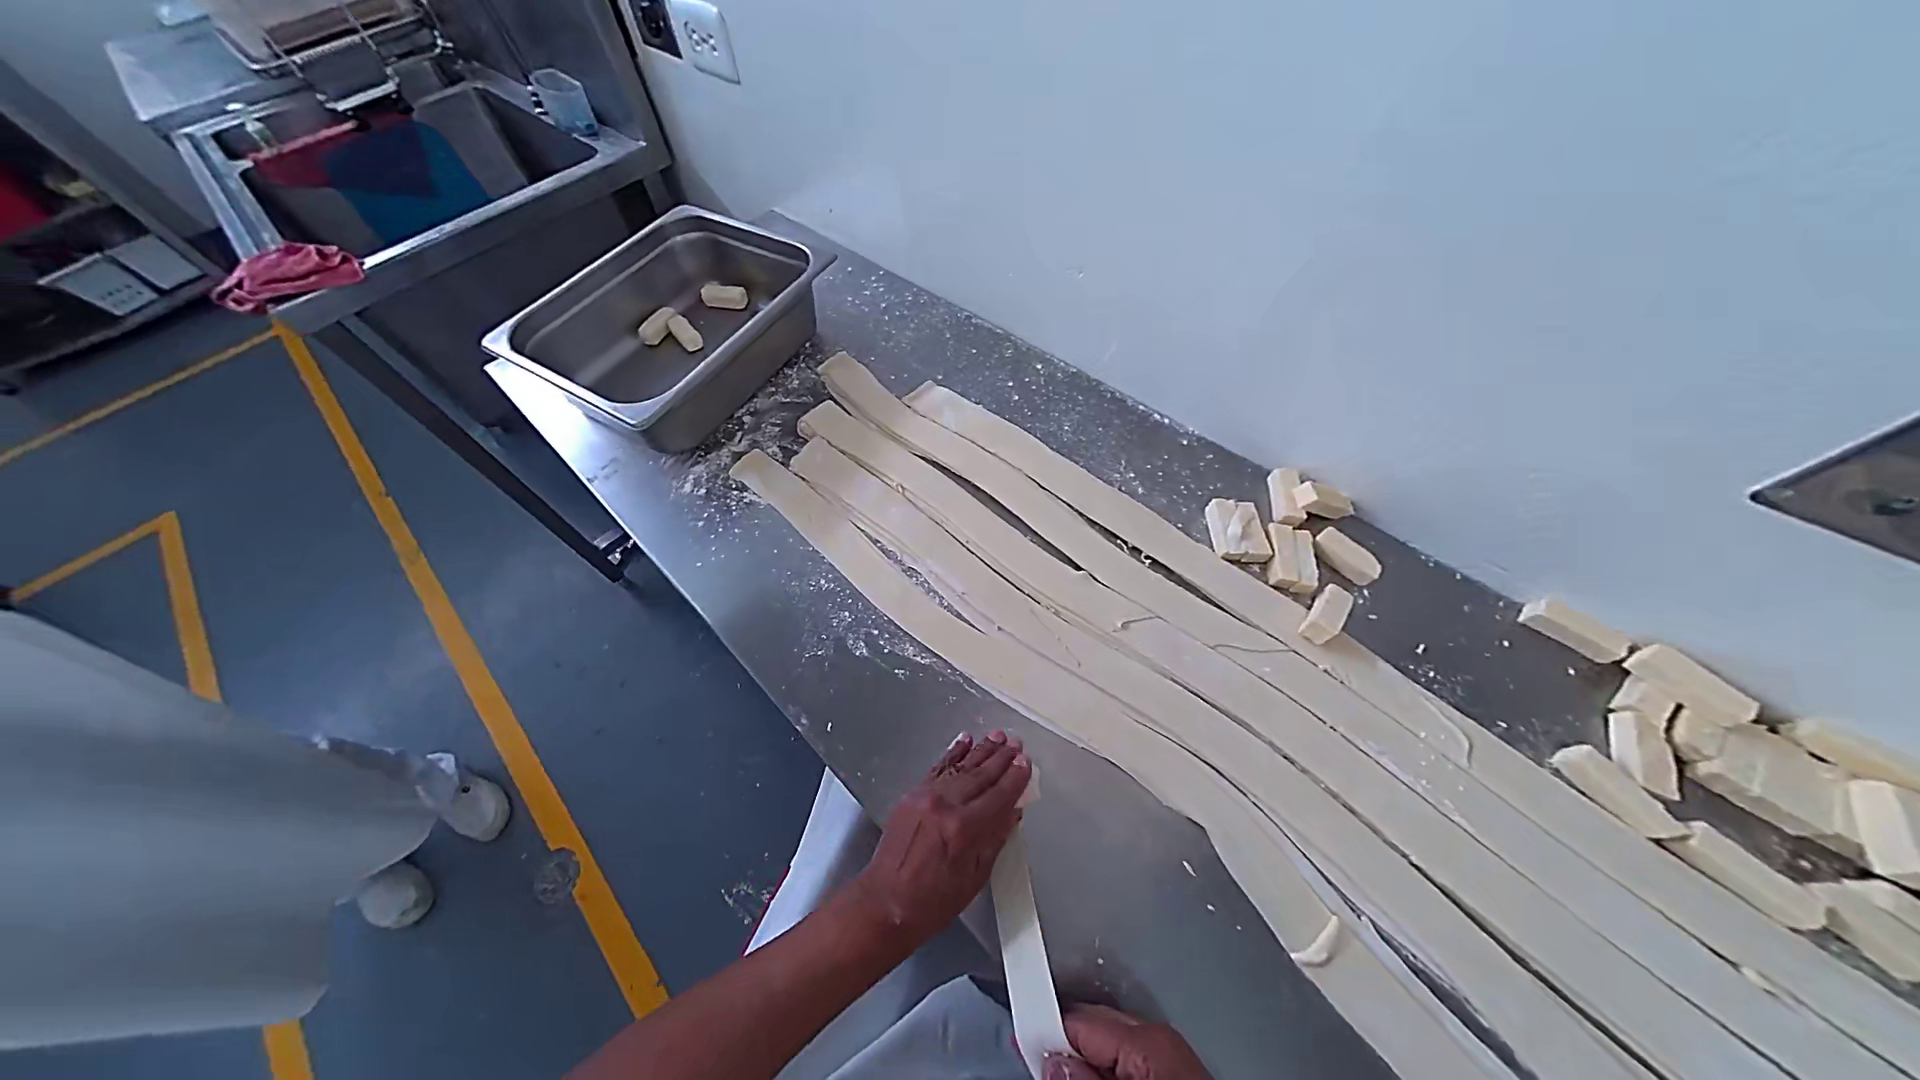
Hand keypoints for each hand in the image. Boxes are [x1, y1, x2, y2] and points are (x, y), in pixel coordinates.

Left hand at [847, 731, 1031, 944]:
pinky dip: (952, 753)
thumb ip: (995, 839)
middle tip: (1016, 744)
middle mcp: (945, 806)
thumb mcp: (975, 877)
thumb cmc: (931, 902)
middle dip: (1002, 758)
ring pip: (960, 766)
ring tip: (998, 736)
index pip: (999, 795)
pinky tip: (965, 741)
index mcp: (964, 829)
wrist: (885, 903)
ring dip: (981, 750)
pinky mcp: (911, 795)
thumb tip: (1012, 812)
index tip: (1026, 765)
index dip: (1015, 778)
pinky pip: (937, 768)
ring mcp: (925, 797)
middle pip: (981, 775)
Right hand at [1046, 1004, 1212, 1079]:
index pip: (1077, 1016)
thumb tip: (1054, 1064)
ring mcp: (1173, 1053)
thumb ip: (1085, 1079)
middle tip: (1043, 1066)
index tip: (1022, 1039)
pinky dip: (1112, 1063)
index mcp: (1148, 1039)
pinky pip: (1131, 1056)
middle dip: (1067, 1042)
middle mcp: (1161, 1037)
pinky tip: (1100, 1074)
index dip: (1045, 1028)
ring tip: (1073, 1073)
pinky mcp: (1177, 1067)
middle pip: (1094, 1023)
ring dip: (1090, 1054)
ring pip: (1112, 1040)